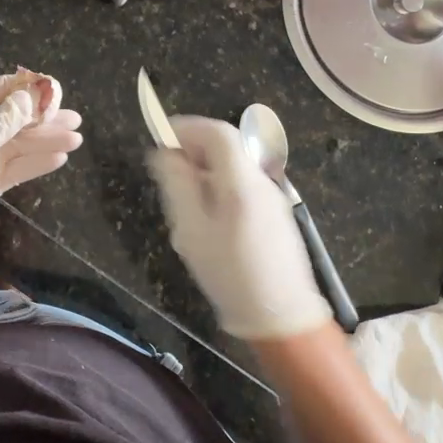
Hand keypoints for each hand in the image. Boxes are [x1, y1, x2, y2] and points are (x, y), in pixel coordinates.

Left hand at [0, 72, 82, 268]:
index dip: (13, 86)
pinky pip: (16, 169)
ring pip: (18, 146)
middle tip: (74, 117)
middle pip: (10, 120)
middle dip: (41, 117)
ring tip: (76, 137)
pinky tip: (59, 157)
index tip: (42, 86)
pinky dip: (36, 163)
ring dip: (46, 141)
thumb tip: (28, 98)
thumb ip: (0, 125)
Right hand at [148, 115, 328, 339]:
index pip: (218, 133)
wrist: (281, 315)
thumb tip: (164, 153)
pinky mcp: (276, 214)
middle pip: (229, 145)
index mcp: (242, 182)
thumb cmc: (230, 273)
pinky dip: (221, 183)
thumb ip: (177, 185)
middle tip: (168, 166)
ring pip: (235, 165)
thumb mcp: (192, 230)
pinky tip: (208, 214)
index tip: (161, 137)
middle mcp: (262, 181)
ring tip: (183, 194)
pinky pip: (244, 184)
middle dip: (195, 147)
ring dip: (206, 167)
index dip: (187, 127)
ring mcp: (273, 197)